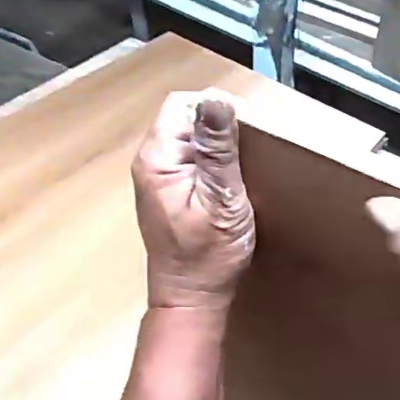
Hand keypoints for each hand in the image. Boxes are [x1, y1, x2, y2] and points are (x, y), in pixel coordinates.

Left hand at [132, 90, 255, 311]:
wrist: (190, 298)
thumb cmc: (207, 257)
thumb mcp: (221, 200)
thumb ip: (218, 151)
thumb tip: (216, 102)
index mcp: (158, 159)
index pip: (182, 104)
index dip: (215, 107)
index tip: (246, 127)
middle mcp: (150, 163)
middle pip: (184, 118)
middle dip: (217, 125)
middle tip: (248, 147)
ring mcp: (157, 179)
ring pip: (188, 139)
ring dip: (216, 144)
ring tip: (242, 162)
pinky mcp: (167, 192)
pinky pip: (189, 160)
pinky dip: (211, 161)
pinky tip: (229, 178)